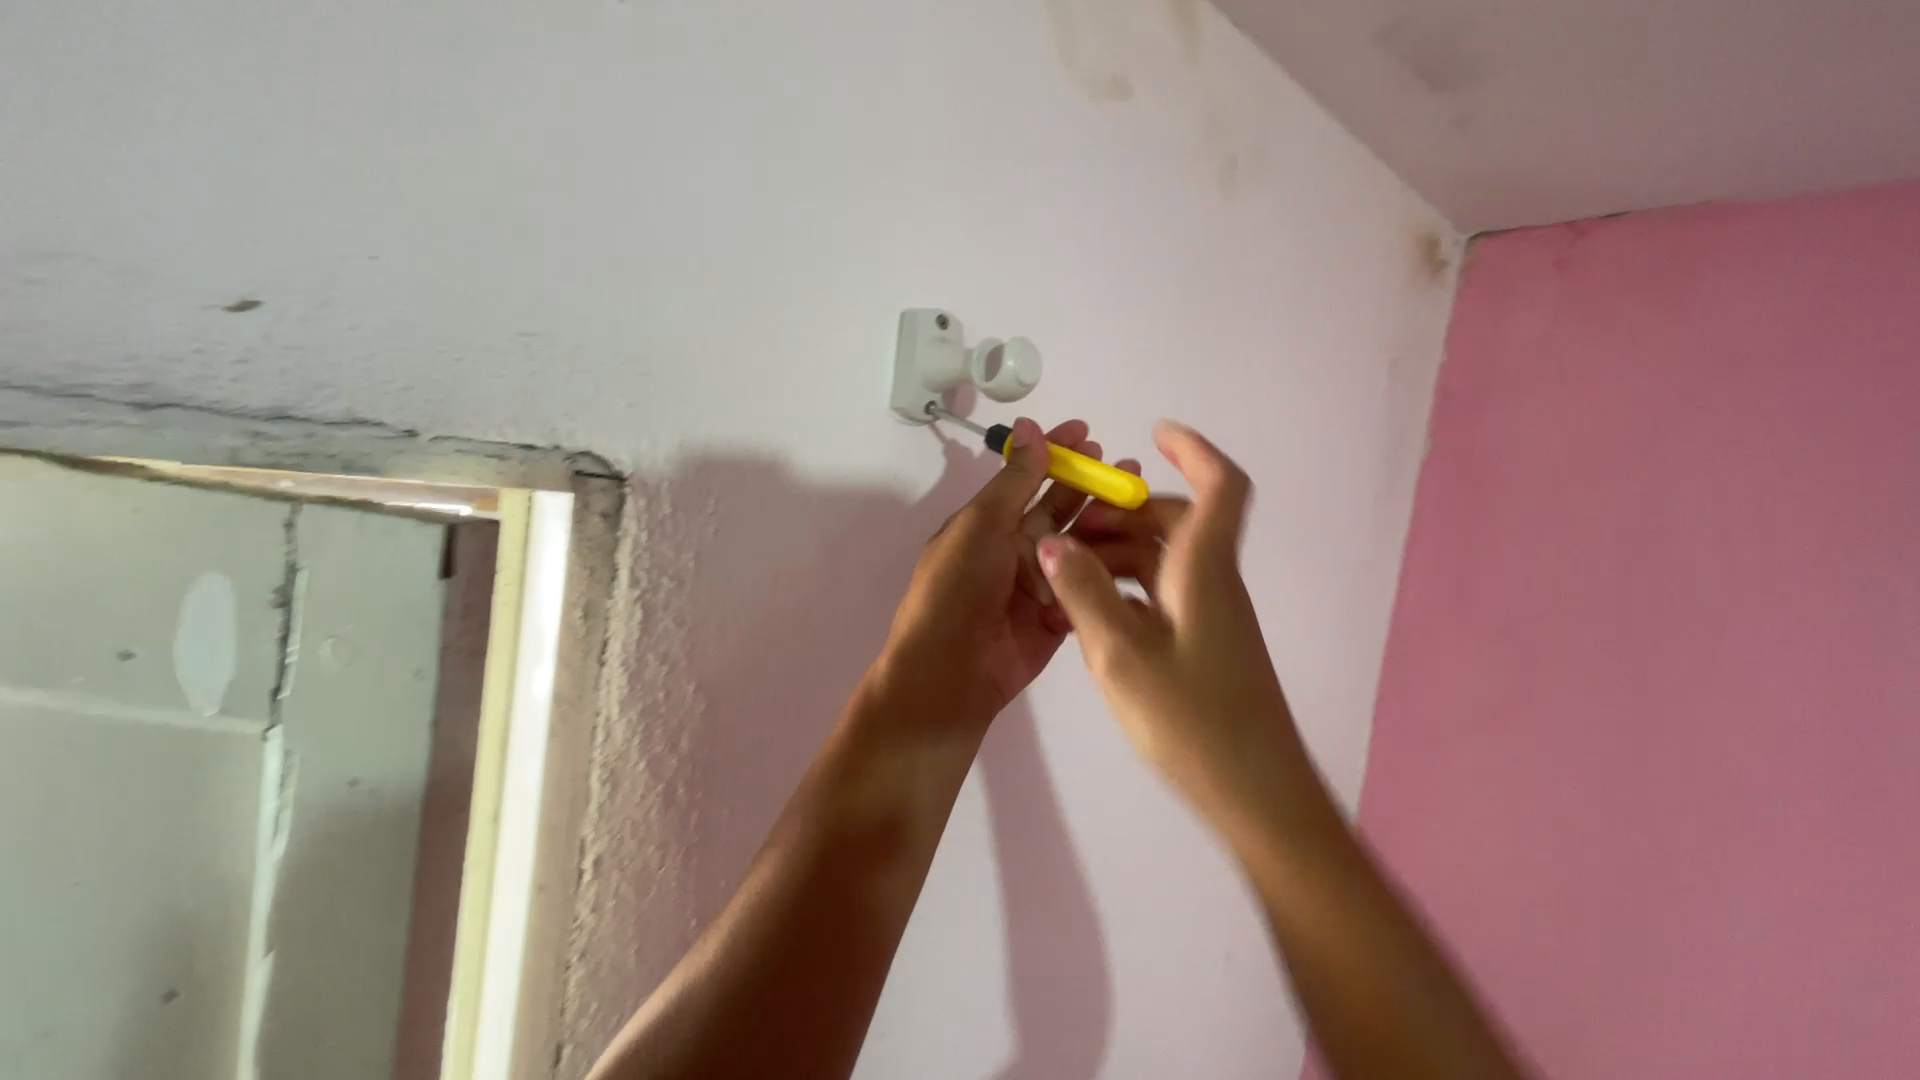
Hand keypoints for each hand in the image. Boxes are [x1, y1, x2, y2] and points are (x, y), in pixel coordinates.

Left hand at [874, 417, 1147, 729]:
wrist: (950, 672)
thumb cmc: (956, 589)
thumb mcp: (981, 525)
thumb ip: (1014, 481)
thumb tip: (1028, 428)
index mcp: (990, 524)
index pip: (1029, 479)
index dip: (1056, 454)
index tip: (1087, 432)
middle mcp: (1016, 549)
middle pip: (1061, 509)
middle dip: (1092, 485)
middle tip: (1129, 467)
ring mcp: (1040, 584)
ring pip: (1080, 545)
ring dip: (1108, 524)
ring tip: (1141, 502)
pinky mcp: (1060, 618)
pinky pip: (1088, 585)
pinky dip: (1110, 568)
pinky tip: (1141, 546)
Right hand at [1038, 423, 1313, 836]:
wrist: (1254, 794)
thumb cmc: (1191, 720)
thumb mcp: (1119, 654)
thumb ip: (1082, 592)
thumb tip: (1051, 543)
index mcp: (1203, 569)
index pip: (1220, 486)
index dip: (1193, 450)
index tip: (1153, 434)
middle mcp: (1212, 581)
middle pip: (1175, 521)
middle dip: (1122, 513)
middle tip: (1067, 529)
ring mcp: (1210, 615)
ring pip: (1163, 559)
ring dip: (1116, 553)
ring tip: (1061, 573)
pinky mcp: (1202, 644)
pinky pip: (1160, 593)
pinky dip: (1125, 588)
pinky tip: (1086, 612)